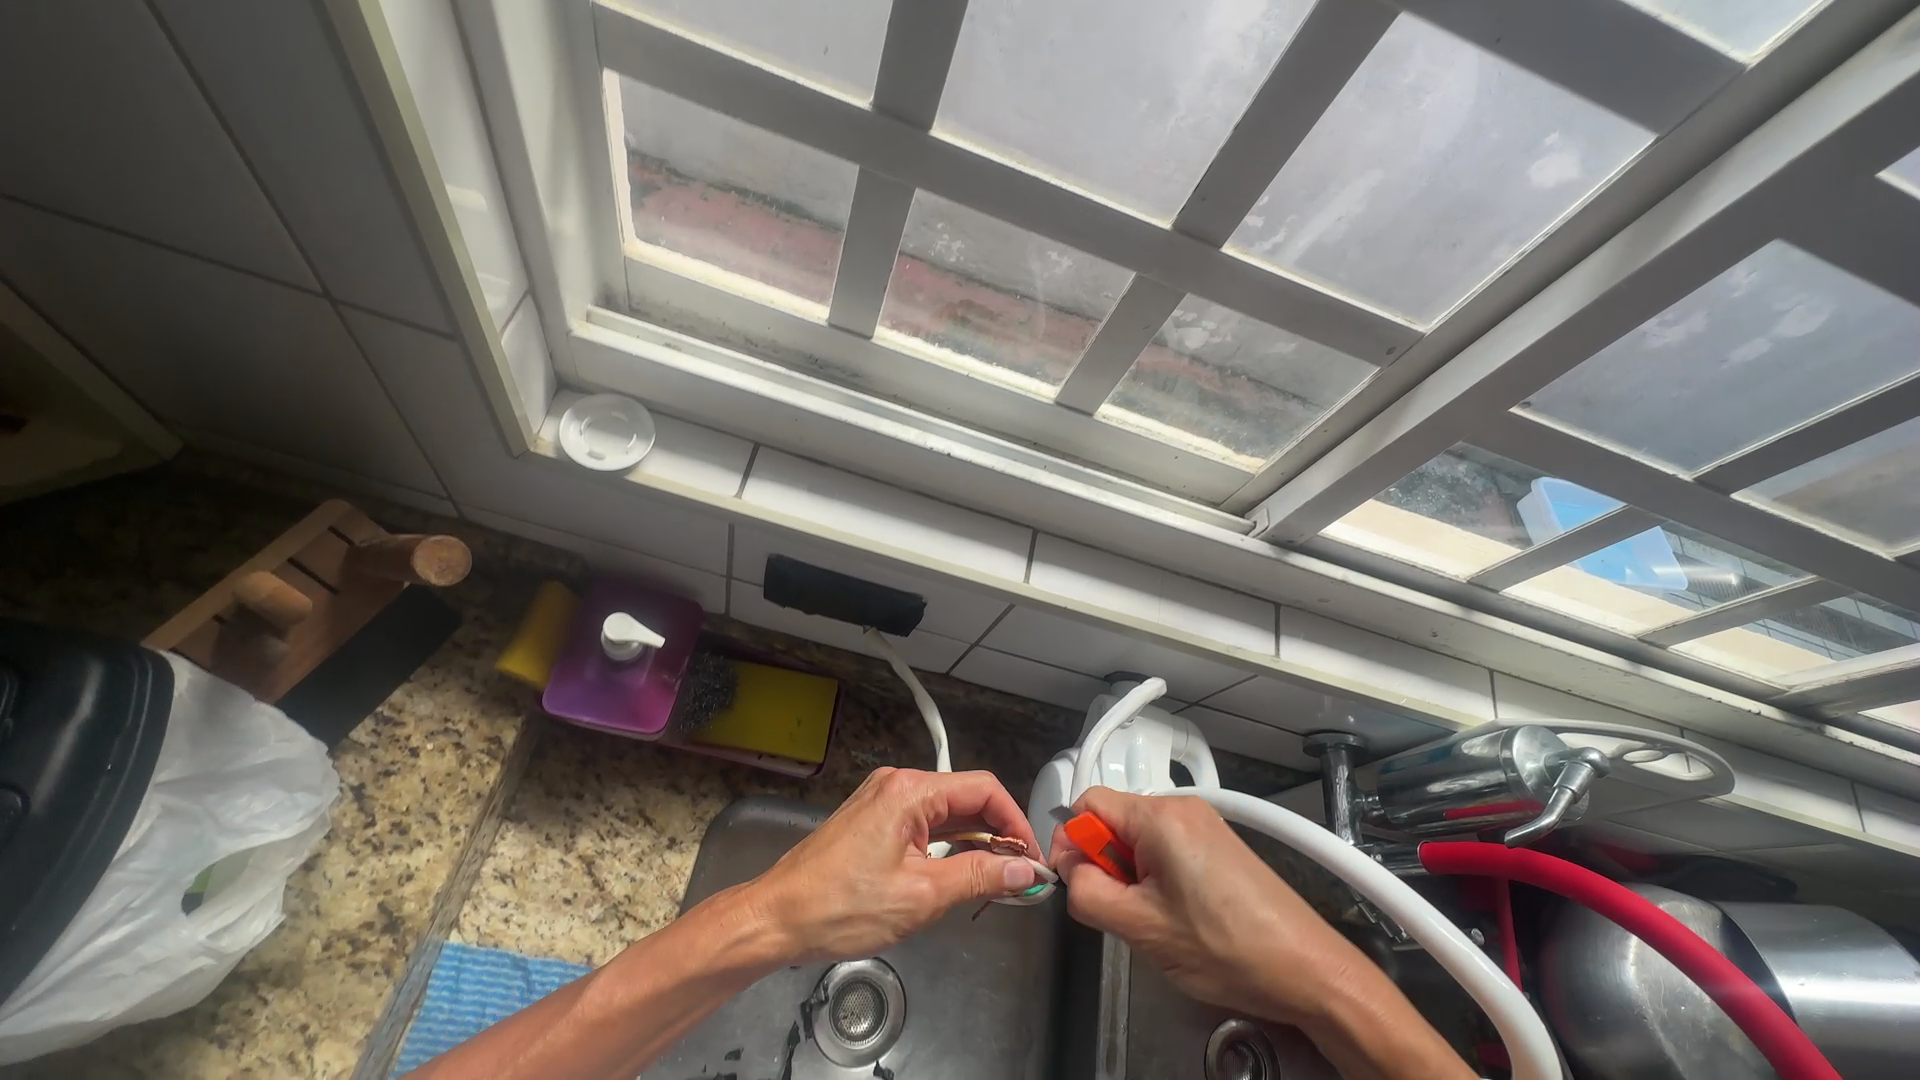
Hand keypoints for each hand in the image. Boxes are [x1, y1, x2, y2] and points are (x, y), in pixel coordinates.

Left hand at [743, 768, 1041, 963]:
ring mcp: (884, 801)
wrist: (776, 918)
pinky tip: (964, 873)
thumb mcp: (921, 896)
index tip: (1033, 859)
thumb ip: (979, 876)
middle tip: (1021, 875)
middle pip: (966, 799)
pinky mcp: (875, 821)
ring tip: (999, 880)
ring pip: (947, 814)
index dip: (1016, 822)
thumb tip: (1025, 871)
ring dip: (975, 843)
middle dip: (998, 834)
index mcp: (910, 790)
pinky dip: (949, 847)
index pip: (983, 790)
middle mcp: (898, 784)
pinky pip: (925, 825)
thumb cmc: (841, 907)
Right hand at [1050, 787, 1364, 1025]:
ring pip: (1138, 838)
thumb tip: (1068, 872)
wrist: (1309, 970)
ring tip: (1155, 918)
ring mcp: (1204, 824)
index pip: (1086, 804)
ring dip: (1131, 874)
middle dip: (1104, 862)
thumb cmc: (1228, 949)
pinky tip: (1176, 914)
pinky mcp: (1218, 844)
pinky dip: (1156, 876)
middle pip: (1113, 820)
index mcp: (1161, 816)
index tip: (1079, 883)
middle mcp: (1183, 808)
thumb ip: (1087, 894)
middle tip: (1123, 910)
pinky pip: (1165, 847)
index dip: (1072, 842)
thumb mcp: (1141, 928)